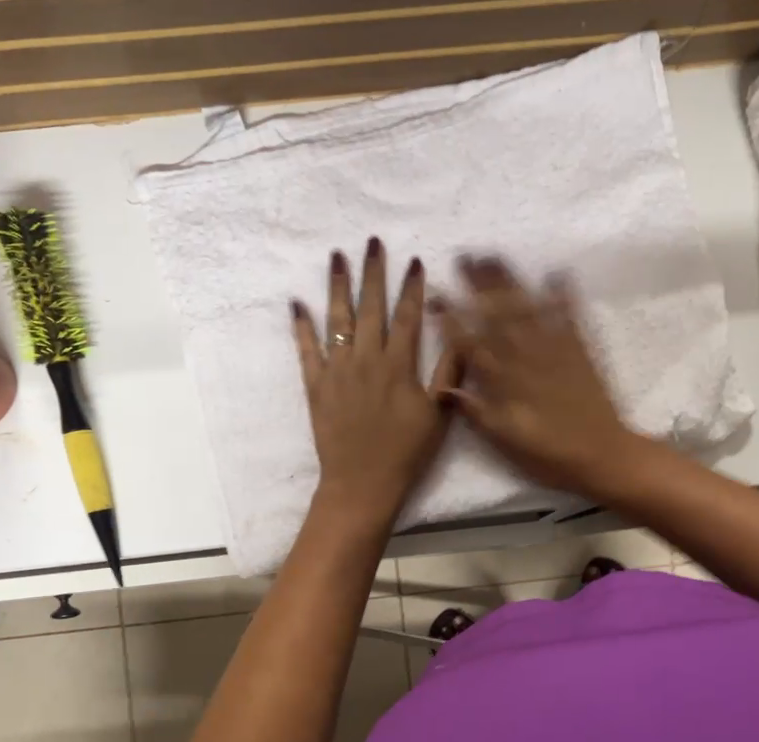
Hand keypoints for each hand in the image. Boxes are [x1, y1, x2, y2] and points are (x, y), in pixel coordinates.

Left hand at [293, 239, 456, 520]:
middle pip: (371, 307)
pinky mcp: (316, 385)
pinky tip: (297, 302)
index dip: (412, 287)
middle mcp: (367, 359)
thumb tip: (461, 337)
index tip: (414, 260)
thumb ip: (449, 374)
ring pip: (337, 319)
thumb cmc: (406, 453)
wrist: (362, 483)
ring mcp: (338, 370)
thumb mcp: (439, 415)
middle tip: (372, 241)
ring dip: (338, 285)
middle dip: (373, 272)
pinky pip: (307, 349)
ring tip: (337, 256)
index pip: (408, 316)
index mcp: (399, 365)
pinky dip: (301, 326)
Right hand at [434, 258, 644, 498]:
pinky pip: (570, 316)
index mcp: (503, 381)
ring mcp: (555, 350)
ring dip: (509, 280)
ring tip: (493, 255)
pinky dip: (562, 294)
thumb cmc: (549, 455)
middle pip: (497, 314)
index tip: (435, 295)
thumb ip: (476, 412)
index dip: (450, 318)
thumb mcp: (504, 441)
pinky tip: (555, 271)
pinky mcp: (581, 350)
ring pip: (527, 307)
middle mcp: (525, 358)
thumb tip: (444, 388)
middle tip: (462, 256)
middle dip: (478, 285)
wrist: (603, 456)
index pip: (469, 342)